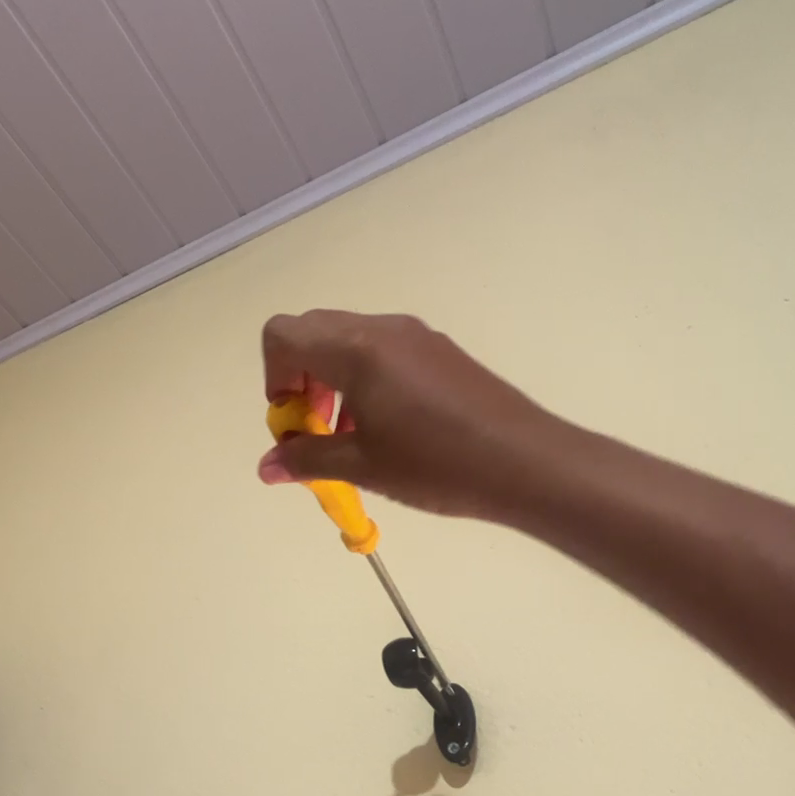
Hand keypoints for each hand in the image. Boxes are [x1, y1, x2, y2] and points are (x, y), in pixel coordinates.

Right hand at [258, 310, 560, 521]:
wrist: (527, 463)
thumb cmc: (436, 464)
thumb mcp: (362, 466)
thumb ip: (306, 460)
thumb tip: (266, 466)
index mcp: (355, 349)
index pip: (283, 335)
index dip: (273, 377)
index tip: (294, 422)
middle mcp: (381, 329)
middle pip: (312, 331)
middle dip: (299, 377)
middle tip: (316, 428)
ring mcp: (414, 335)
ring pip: (346, 339)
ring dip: (329, 379)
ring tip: (350, 434)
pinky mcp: (438, 349)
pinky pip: (380, 349)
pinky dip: (362, 378)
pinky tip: (387, 427)